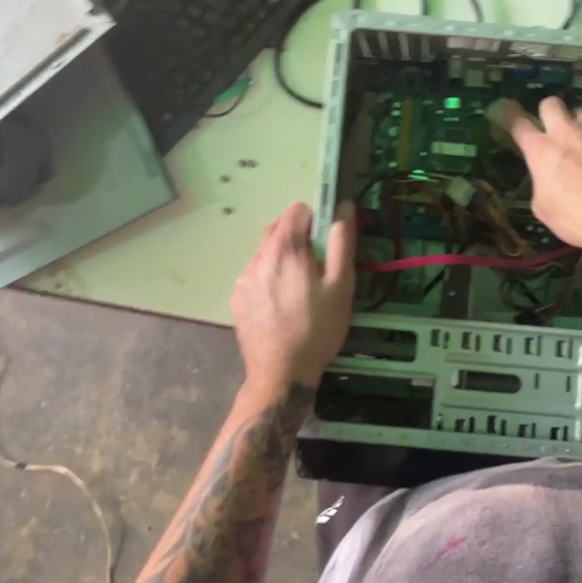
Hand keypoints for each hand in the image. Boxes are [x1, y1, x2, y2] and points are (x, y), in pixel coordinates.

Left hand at [230, 201, 355, 394]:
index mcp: (285, 248)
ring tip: (300, 287)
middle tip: (317, 265)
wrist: (281, 373)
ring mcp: (243, 279)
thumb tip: (344, 209)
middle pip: (278, 228)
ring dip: (283, 257)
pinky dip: (269, 277)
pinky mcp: (237, 299)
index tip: (327, 243)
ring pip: (265, 252)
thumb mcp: (341, 285)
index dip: (316, 220)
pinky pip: (255, 274)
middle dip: (299, 236)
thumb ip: (342, 242)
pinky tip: (282, 303)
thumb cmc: (317, 328)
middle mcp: (258, 257)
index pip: (297, 210)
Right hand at [491, 96, 581, 253]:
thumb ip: (541, 182)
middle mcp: (564, 132)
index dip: (508, 114)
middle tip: (552, 131)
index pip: (517, 122)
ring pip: (579, 110)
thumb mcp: (543, 208)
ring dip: (577, 122)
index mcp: (540, 151)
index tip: (506, 111)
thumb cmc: (577, 219)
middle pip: (550, 104)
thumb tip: (546, 175)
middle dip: (548, 114)